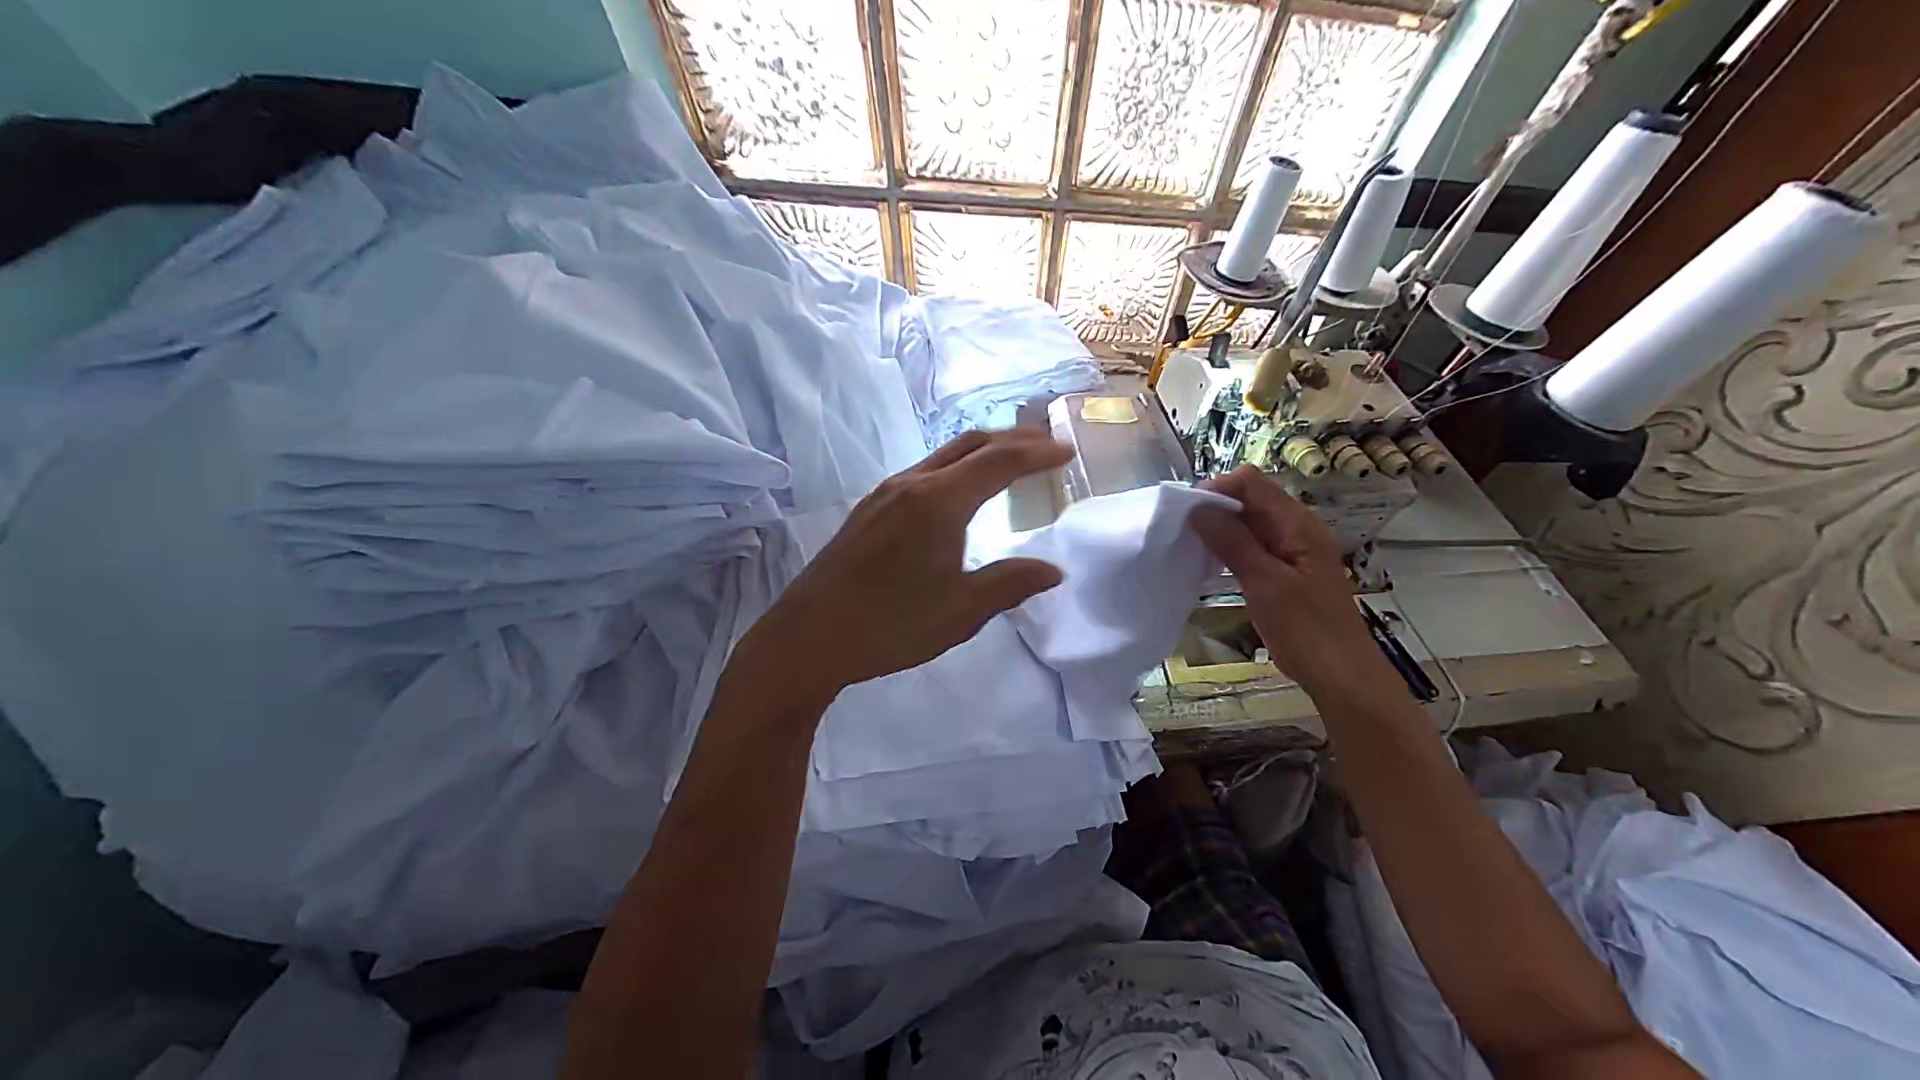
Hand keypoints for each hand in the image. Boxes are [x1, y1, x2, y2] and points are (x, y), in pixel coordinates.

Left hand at [743, 429, 1074, 697]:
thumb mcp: (961, 610)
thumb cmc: (891, 625)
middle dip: (1012, 439)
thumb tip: (1053, 571)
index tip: (1067, 451)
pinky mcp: (869, 510)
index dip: (1037, 453)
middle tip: (1045, 444)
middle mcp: (912, 484)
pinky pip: (924, 471)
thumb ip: (1010, 584)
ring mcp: (885, 494)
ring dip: (982, 451)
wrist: (808, 636)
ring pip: (944, 456)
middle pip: (970, 444)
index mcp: (939, 501)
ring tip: (1010, 462)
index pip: (999, 462)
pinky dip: (956, 468)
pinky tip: (961, 492)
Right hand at [1187, 465, 1390, 694]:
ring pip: (1247, 523)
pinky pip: (1252, 546)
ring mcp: (1290, 550)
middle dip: (1214, 508)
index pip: (1251, 482)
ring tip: (1192, 548)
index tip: (1187, 515)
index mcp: (1297, 524)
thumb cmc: (1307, 630)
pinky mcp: (1283, 571)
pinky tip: (1210, 565)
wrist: (1341, 676)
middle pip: (1249, 499)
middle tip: (1183, 533)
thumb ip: (1232, 542)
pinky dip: (1229, 549)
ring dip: (1219, 529)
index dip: (1217, 489)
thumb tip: (1197, 508)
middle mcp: (1295, 529)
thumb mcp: (1265, 583)